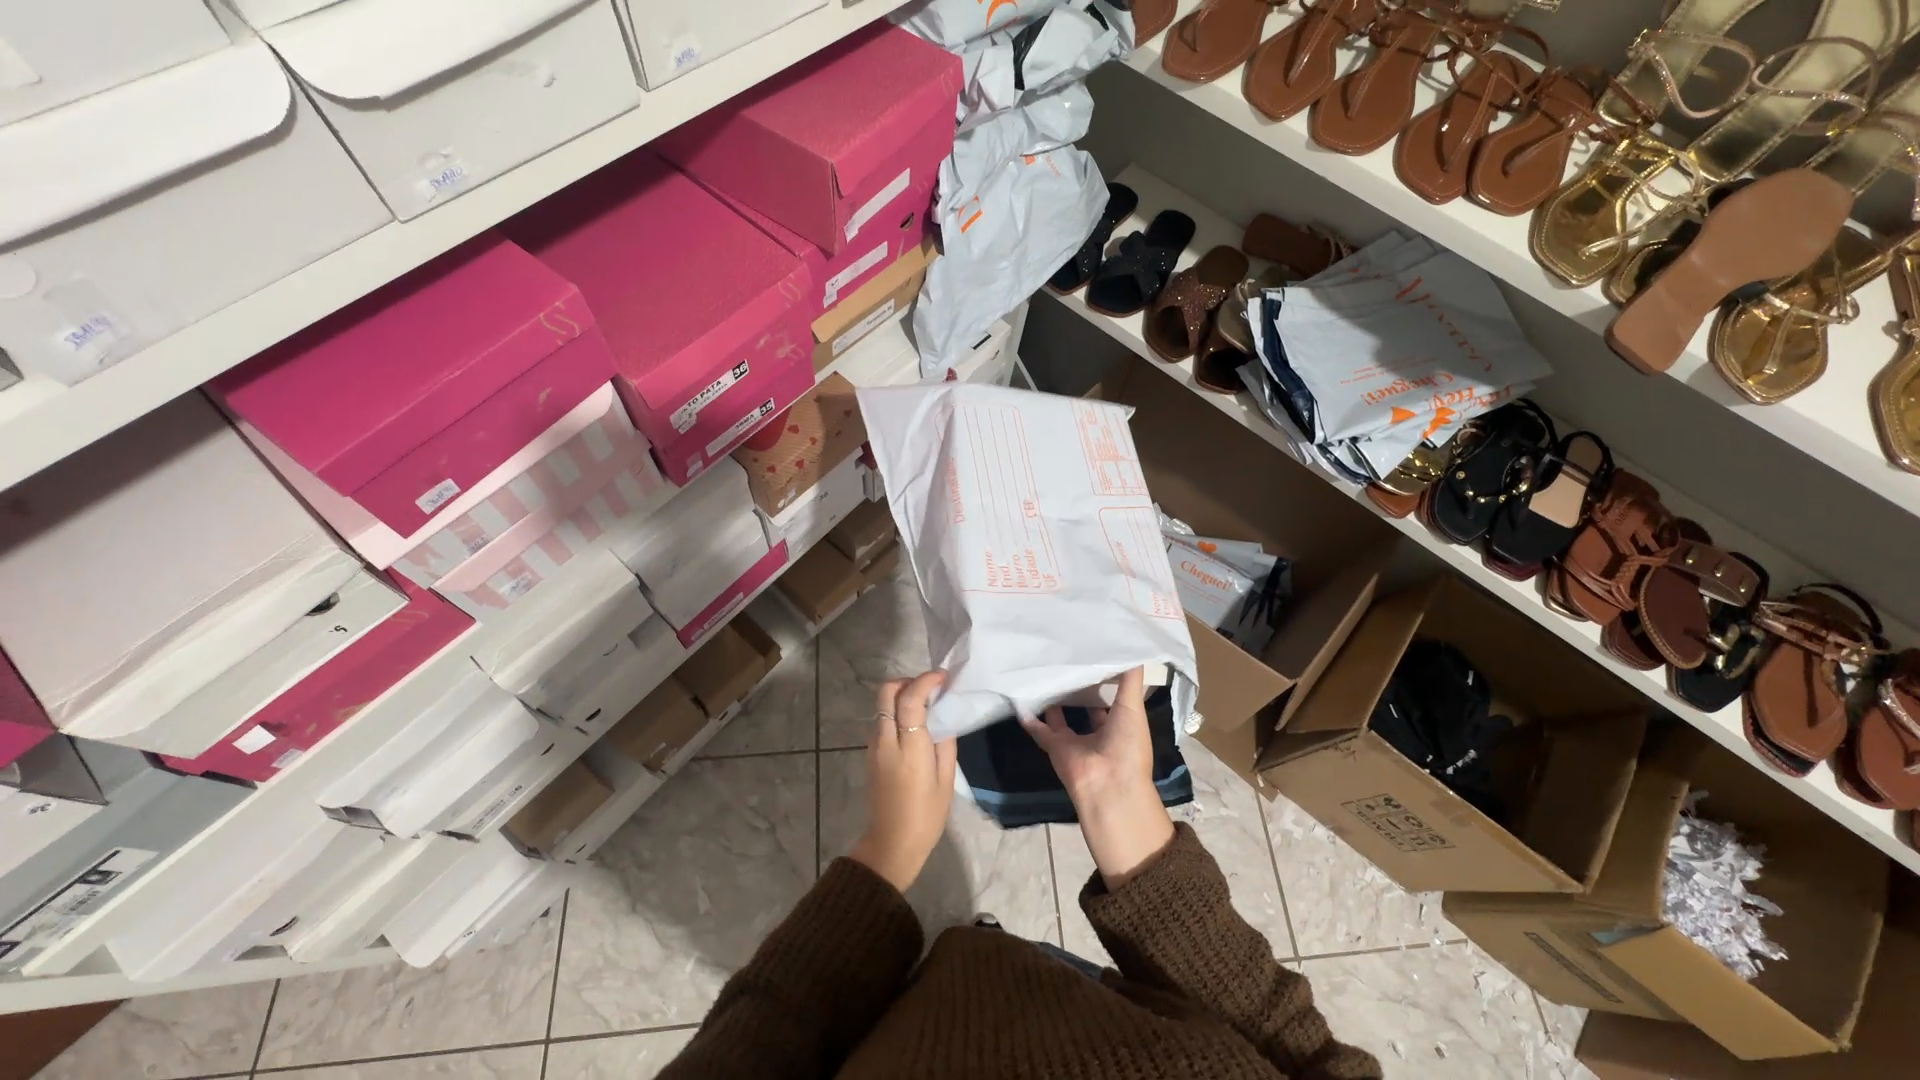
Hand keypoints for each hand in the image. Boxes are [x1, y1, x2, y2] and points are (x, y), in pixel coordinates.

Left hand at [849, 671, 956, 892]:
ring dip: (900, 696)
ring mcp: (874, 747)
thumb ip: (945, 743)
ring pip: (881, 706)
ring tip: (925, 706)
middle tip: (929, 688)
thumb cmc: (925, 816)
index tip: (942, 677)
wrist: (891, 843)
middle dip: (907, 681)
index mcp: (909, 748)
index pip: (910, 700)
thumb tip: (943, 717)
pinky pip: (881, 721)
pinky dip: (895, 712)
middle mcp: (886, 741)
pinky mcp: (870, 754)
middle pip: (886, 693)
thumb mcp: (946, 781)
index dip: (925, 681)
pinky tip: (913, 725)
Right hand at [1020, 667, 1173, 888]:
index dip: (1105, 681)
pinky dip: (1029, 718)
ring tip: (1044, 673)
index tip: (1095, 657)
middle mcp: (1098, 733)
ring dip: (1053, 700)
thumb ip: (1131, 678)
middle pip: (1085, 708)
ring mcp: (1075, 742)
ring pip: (1061, 717)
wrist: (1108, 785)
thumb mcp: (1133, 706)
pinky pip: (1039, 730)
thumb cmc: (1127, 744)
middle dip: (1078, 689)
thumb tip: (1131, 648)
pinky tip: (1021, 698)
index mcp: (1121, 725)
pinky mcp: (1055, 748)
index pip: (1112, 699)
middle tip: (1066, 660)